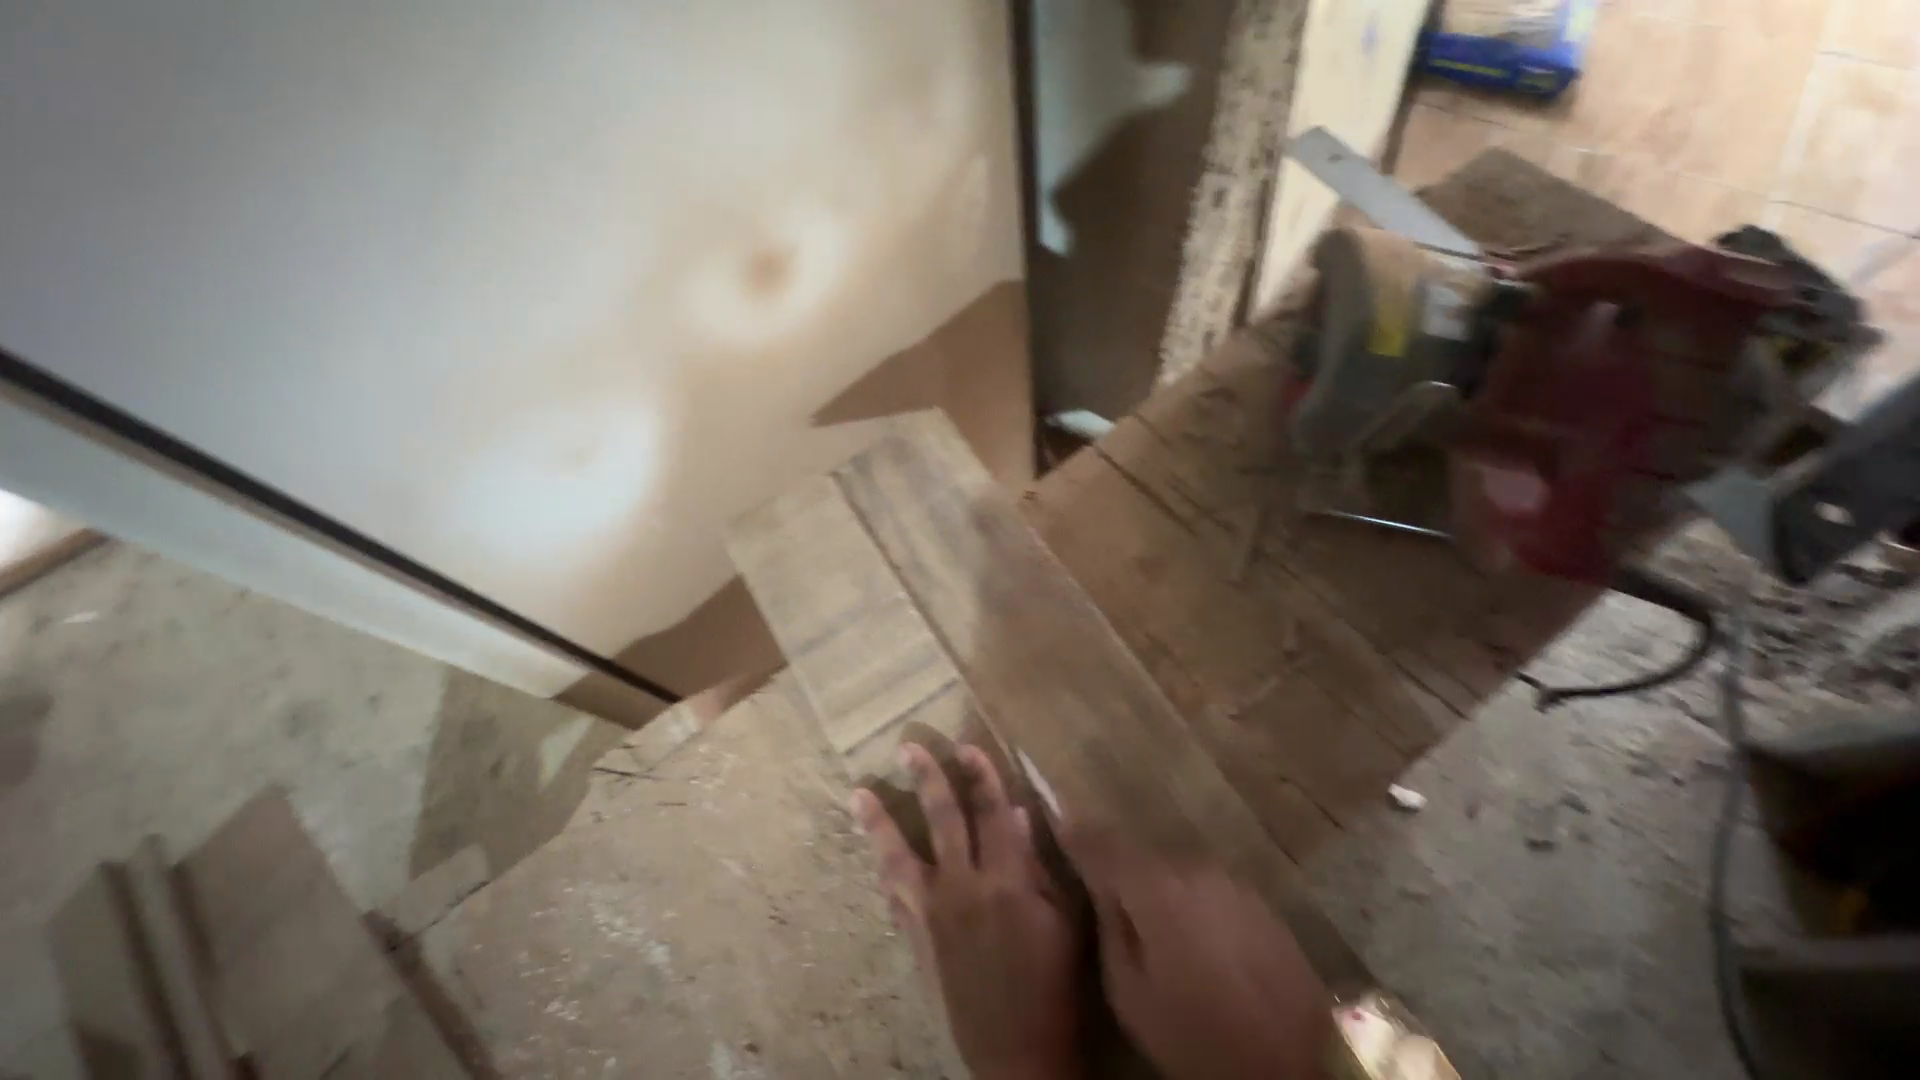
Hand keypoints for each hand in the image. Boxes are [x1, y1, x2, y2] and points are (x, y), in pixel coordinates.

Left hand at [849, 744, 1080, 1079]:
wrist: (1017, 1053)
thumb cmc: (1055, 986)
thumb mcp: (1065, 922)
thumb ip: (1039, 866)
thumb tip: (1018, 815)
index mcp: (1007, 880)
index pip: (992, 813)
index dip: (981, 776)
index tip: (967, 746)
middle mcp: (963, 888)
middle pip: (942, 822)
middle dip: (928, 780)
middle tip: (908, 747)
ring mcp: (933, 915)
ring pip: (899, 856)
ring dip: (879, 822)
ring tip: (858, 792)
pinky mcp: (916, 940)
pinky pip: (893, 897)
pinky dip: (882, 871)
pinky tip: (872, 852)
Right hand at [1066, 830, 1331, 1079]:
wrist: (1291, 1062)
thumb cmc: (1195, 1034)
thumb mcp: (1129, 993)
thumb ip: (1109, 927)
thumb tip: (1100, 887)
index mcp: (1154, 887)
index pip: (1100, 840)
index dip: (1074, 830)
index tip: (1053, 821)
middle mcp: (1193, 869)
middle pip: (1140, 852)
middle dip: (1117, 864)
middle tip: (1100, 886)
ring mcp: (1231, 882)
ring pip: (1175, 869)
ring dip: (1156, 883)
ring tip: (1147, 918)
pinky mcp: (1258, 902)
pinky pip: (1207, 888)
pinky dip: (1190, 900)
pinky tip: (1192, 935)